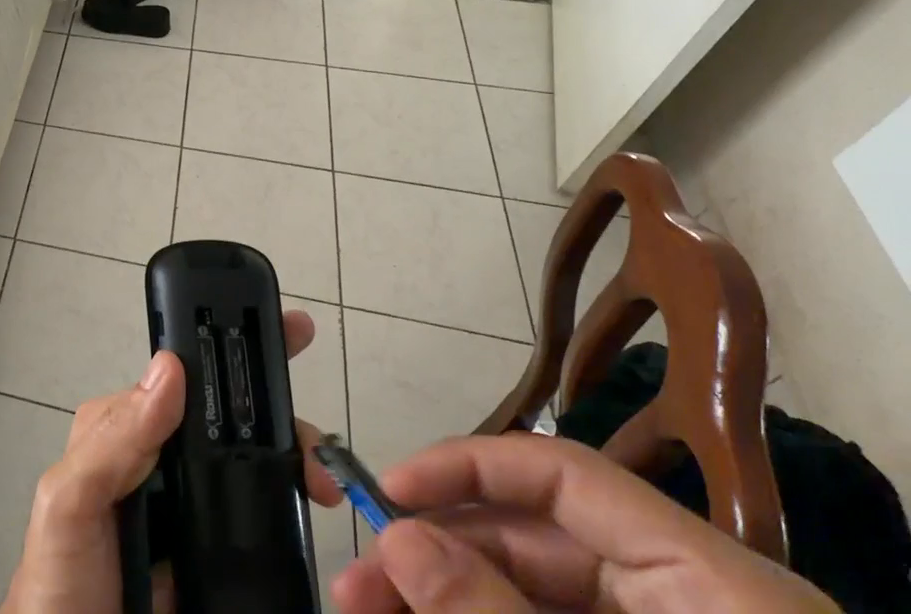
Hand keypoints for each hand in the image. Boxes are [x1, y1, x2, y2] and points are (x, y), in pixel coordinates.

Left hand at [0, 310, 340, 613]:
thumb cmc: (58, 579)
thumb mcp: (71, 502)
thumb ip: (111, 440)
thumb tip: (168, 368)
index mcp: (121, 433)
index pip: (181, 376)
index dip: (230, 353)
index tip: (286, 332)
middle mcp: (156, 460)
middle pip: (226, 417)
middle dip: (276, 415)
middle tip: (315, 446)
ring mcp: (186, 504)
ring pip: (248, 462)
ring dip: (290, 460)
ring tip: (320, 483)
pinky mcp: (210, 548)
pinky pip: (255, 514)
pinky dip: (286, 506)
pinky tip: (307, 512)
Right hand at [333, 434, 837, 613]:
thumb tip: (396, 536)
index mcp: (709, 581)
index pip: (564, 474)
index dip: (465, 466)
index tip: (386, 492)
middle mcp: (682, 598)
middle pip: (531, 539)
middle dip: (434, 555)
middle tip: (355, 585)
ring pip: (524, 591)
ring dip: (440, 597)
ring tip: (365, 610)